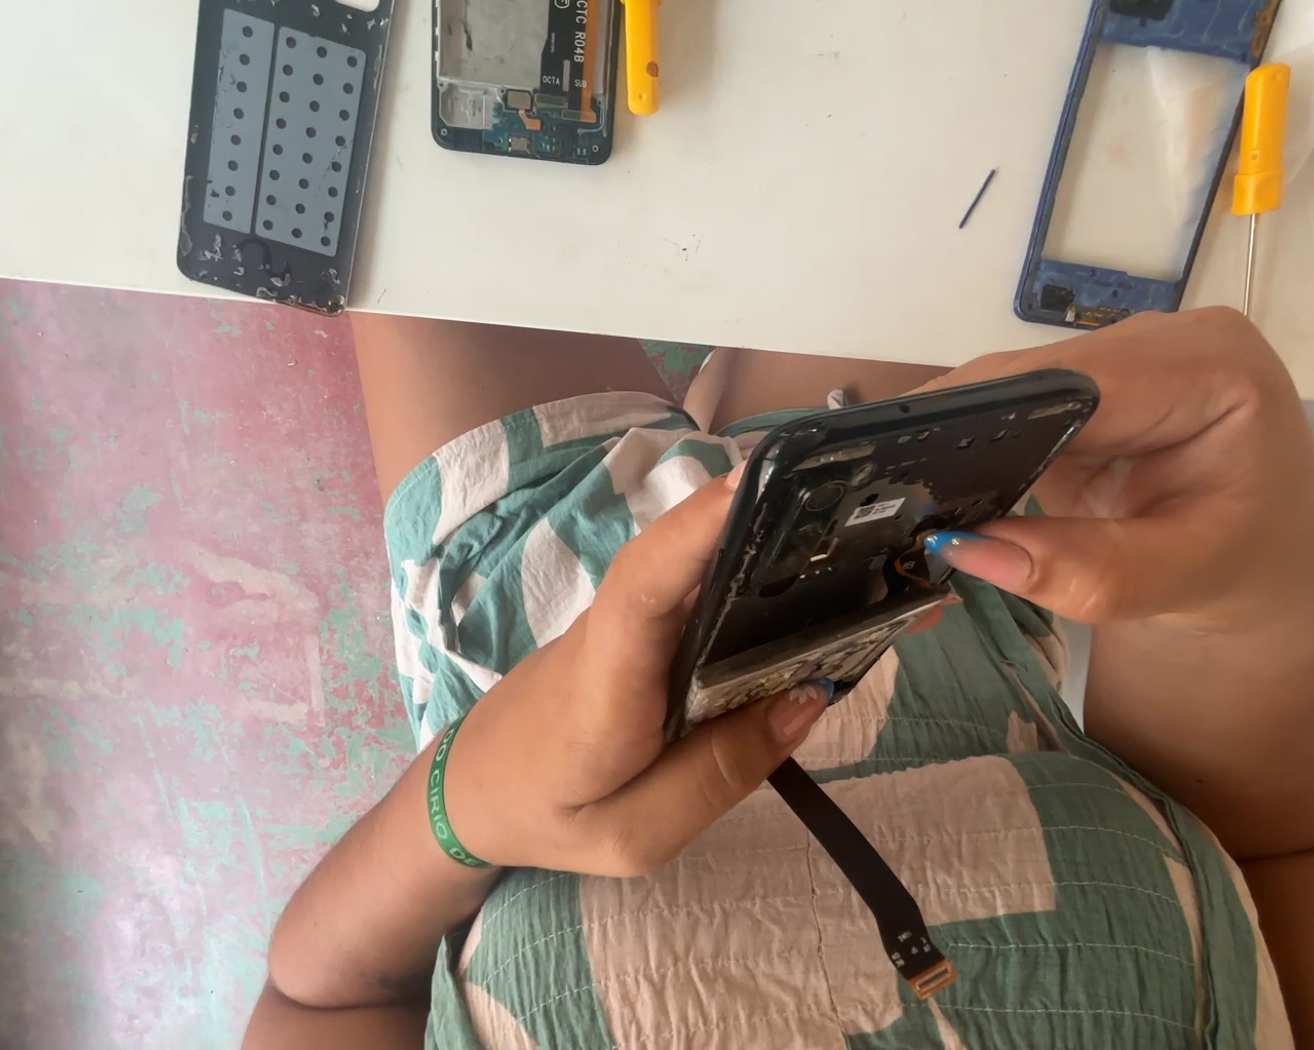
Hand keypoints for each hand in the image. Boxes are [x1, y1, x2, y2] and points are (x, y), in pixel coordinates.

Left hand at [440, 467, 828, 876]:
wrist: (473, 787)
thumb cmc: (545, 812)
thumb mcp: (636, 832)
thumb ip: (718, 772)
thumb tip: (806, 696)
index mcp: (605, 681)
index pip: (645, 583)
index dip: (696, 526)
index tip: (756, 481)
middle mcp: (613, 629)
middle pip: (680, 558)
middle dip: (753, 516)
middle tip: (840, 495)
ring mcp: (621, 621)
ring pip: (690, 569)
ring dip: (753, 537)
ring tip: (840, 529)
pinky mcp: (633, 627)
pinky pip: (689, 592)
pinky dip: (739, 574)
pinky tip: (793, 578)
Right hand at [922, 307, 1313, 636]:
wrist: (1263, 577)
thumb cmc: (1247, 575)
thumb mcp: (1175, 582)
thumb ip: (1080, 569)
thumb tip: (965, 547)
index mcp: (1211, 367)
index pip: (1073, 379)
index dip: (992, 412)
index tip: (917, 455)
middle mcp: (1164, 343)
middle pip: (1029, 372)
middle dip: (966, 426)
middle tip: (903, 483)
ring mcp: (1121, 361)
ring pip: (1006, 383)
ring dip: (962, 432)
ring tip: (916, 480)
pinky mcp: (1087, 390)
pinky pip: (1009, 403)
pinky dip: (975, 437)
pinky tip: (949, 470)